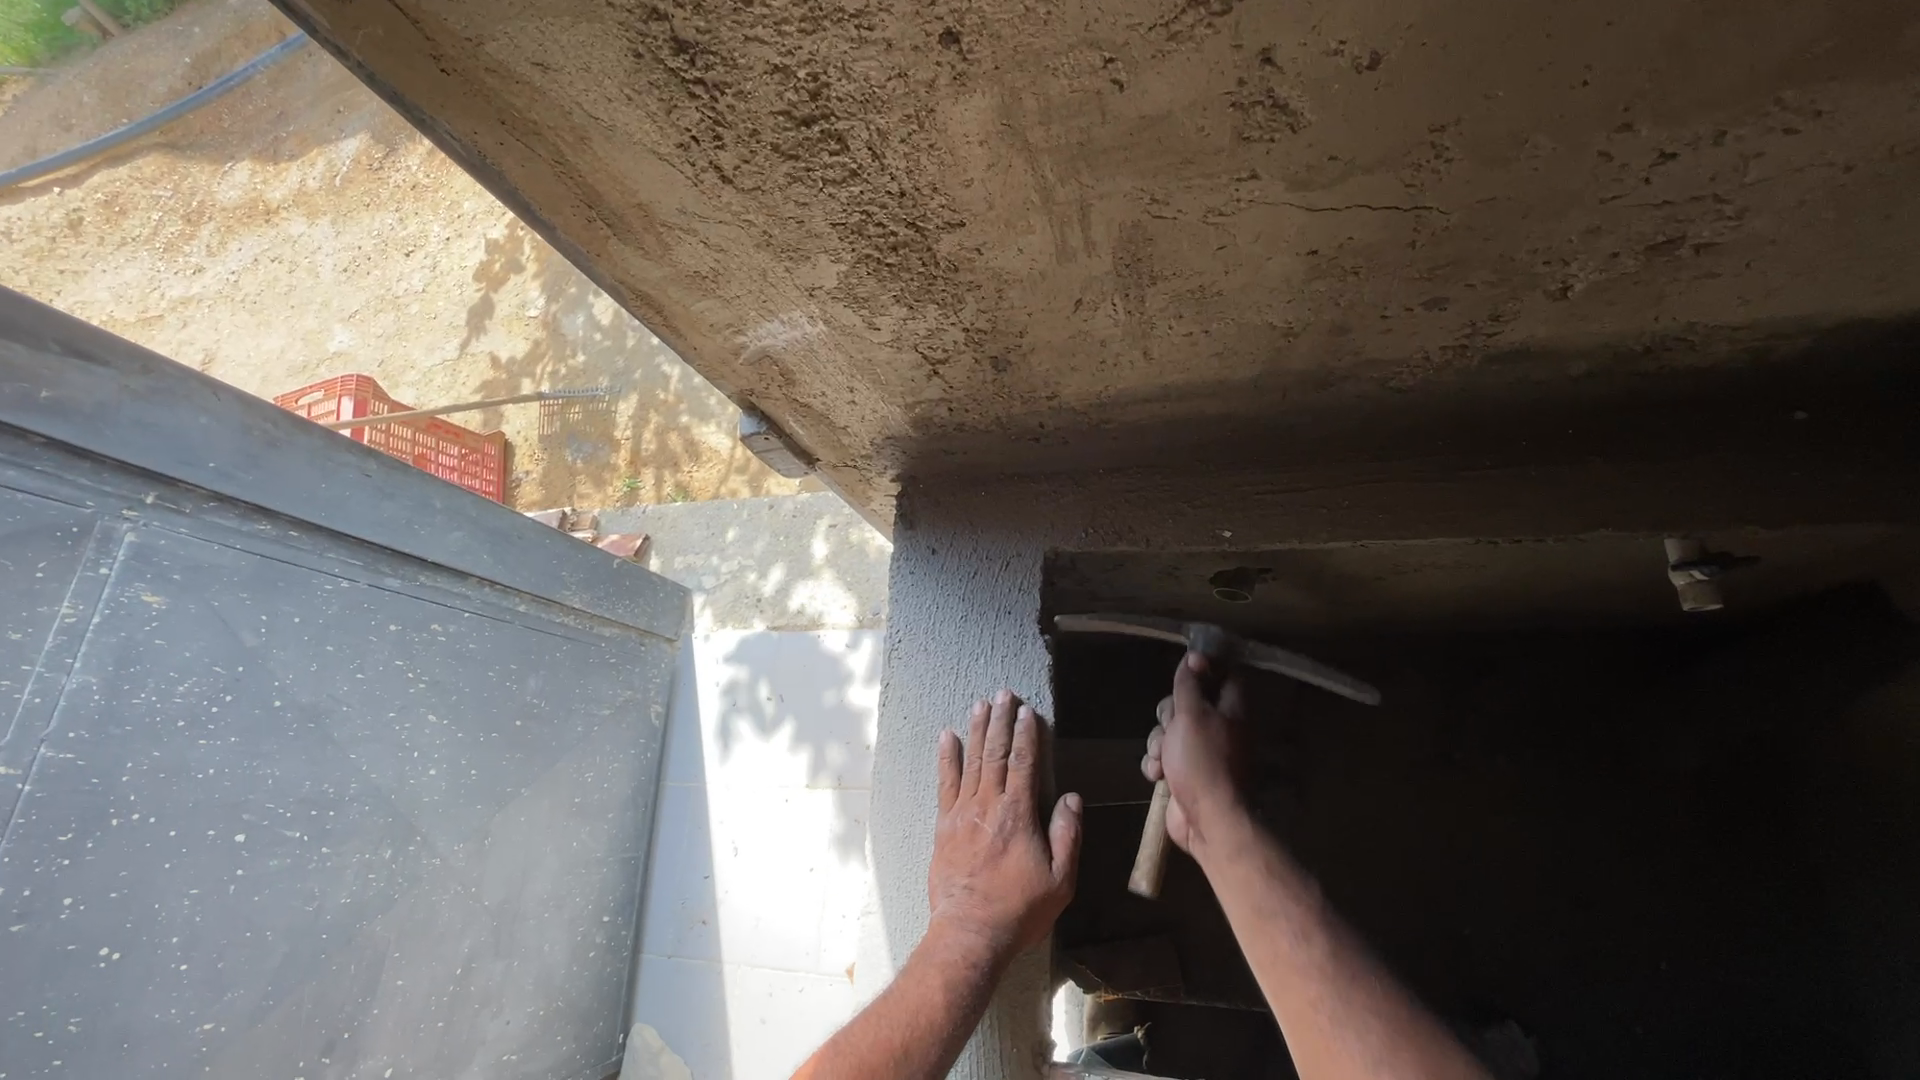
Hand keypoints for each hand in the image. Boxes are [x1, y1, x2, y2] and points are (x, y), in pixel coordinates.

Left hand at [929, 690, 1081, 959]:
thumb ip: (1067, 835)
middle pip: (995, 753)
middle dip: (1001, 721)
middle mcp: (988, 805)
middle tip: (1004, 694)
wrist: (969, 932)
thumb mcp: (1060, 880)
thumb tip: (1071, 797)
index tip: (1028, 711)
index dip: (1026, 734)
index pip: (1023, 763)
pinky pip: (945, 783)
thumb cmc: (1019, 909)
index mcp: (1018, 815)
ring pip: (971, 761)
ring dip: (977, 730)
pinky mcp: (943, 825)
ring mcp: (962, 813)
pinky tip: (947, 737)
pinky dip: (947, 758)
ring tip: (981, 704)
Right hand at [1142, 652, 1249, 853]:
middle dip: (1168, 714)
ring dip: (1158, 742)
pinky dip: (1157, 764)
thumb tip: (1194, 656)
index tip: (1183, 669)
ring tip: (1162, 759)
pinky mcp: (1185, 773)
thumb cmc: (1203, 760)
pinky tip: (1158, 775)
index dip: (1202, 668)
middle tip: (1171, 725)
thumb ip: (1189, 684)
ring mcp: (1202, 752)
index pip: (1223, 675)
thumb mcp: (1192, 713)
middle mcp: (1219, 727)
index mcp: (1230, 709)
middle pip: (1186, 702)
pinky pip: (1163, 757)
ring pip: (1169, 730)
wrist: (1207, 818)